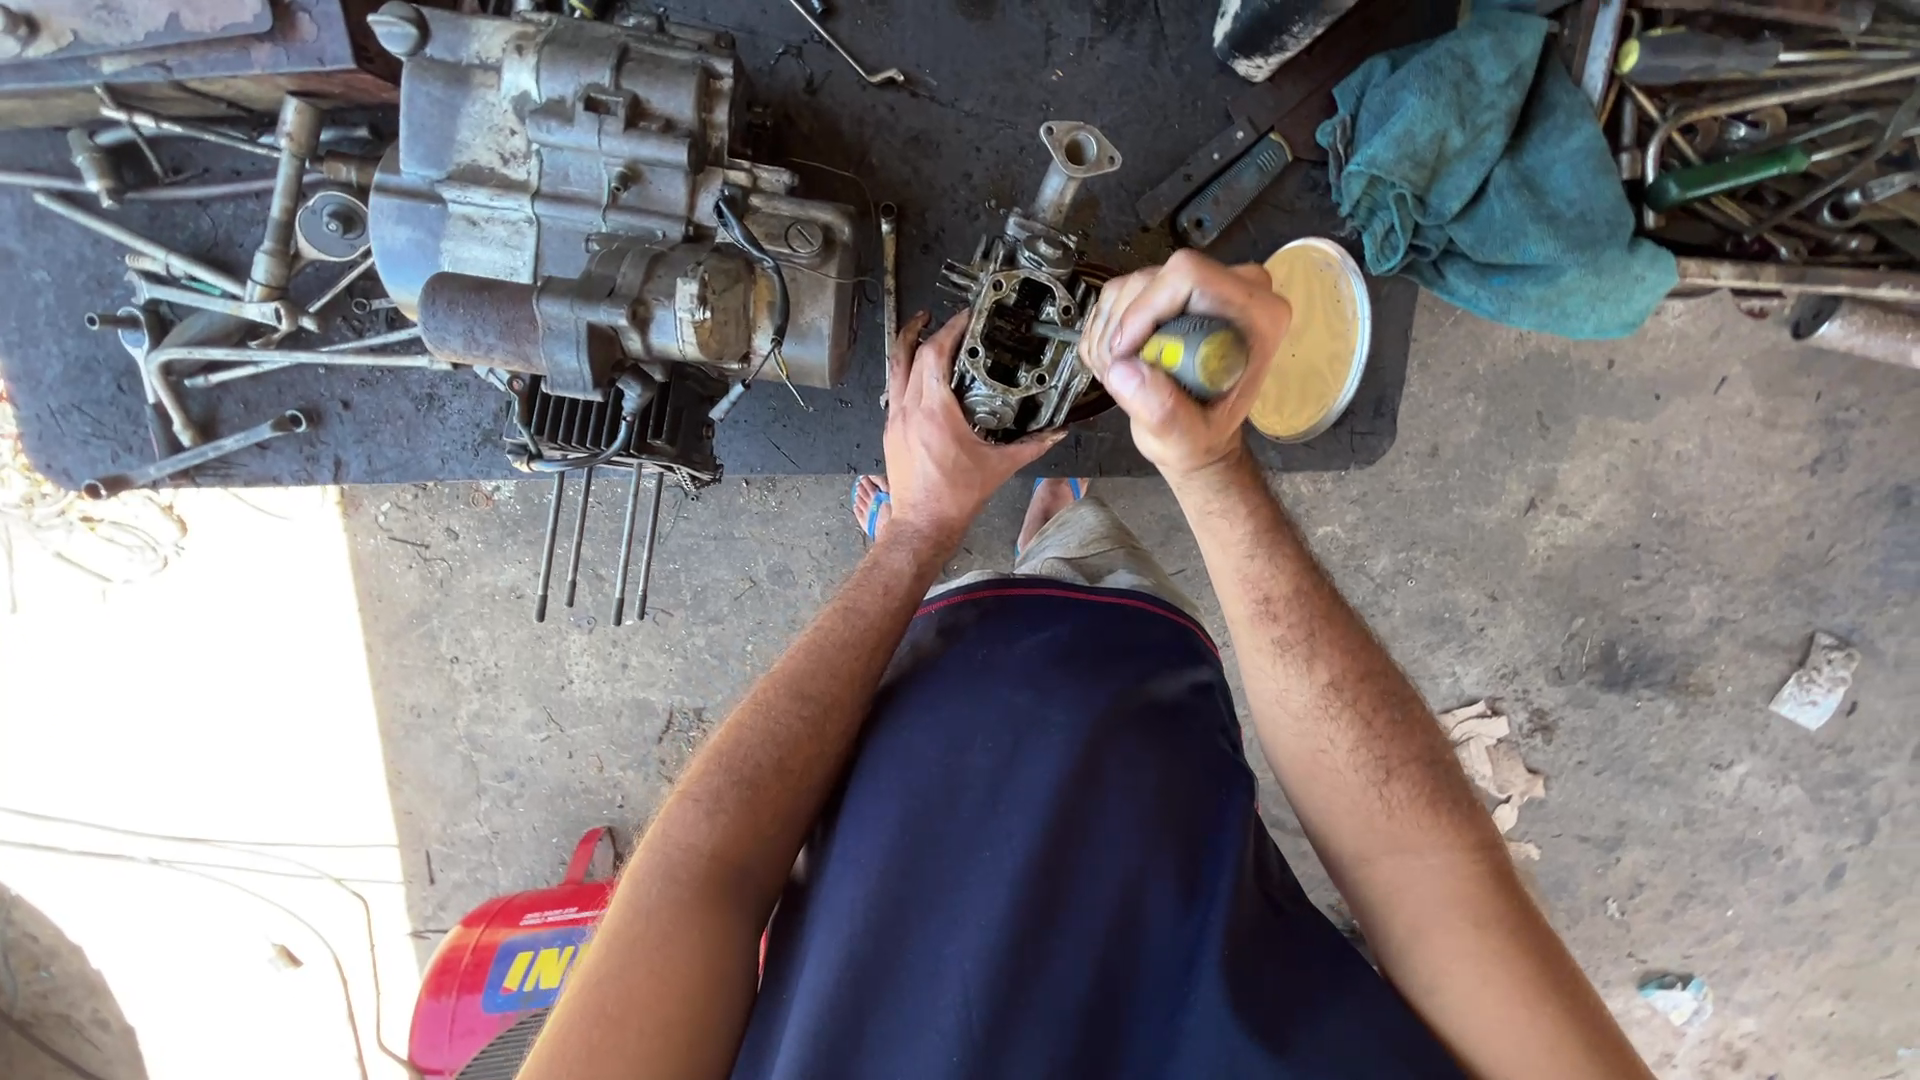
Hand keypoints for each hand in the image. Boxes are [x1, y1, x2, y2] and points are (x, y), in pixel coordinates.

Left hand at [882, 310, 1060, 549]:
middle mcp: (909, 410)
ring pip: (894, 371)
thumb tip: (1056, 434)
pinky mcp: (890, 432)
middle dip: (923, 330)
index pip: (935, 355)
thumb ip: (1031, 446)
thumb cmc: (956, 497)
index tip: (964, 319)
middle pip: (909, 354)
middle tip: (939, 317)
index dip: (949, 330)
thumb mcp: (999, 467)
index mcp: (934, 411)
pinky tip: (918, 376)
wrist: (923, 523)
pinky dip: (904, 375)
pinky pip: (893, 392)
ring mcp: (895, 420)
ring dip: (906, 347)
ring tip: (920, 332)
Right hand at [1079, 250, 1290, 479]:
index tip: (1123, 354)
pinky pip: (1116, 297)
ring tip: (1118, 375)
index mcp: (1256, 314)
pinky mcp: (1167, 293)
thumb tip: (1122, 370)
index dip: (1144, 309)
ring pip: (1126, 287)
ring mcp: (1194, 288)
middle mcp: (1231, 289)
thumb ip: (1162, 411)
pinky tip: (1117, 363)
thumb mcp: (1186, 439)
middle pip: (1149, 279)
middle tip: (1117, 375)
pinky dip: (1102, 332)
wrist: (1195, 437)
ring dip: (1107, 335)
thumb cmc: (1200, 438)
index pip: (1188, 275)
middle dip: (1121, 330)